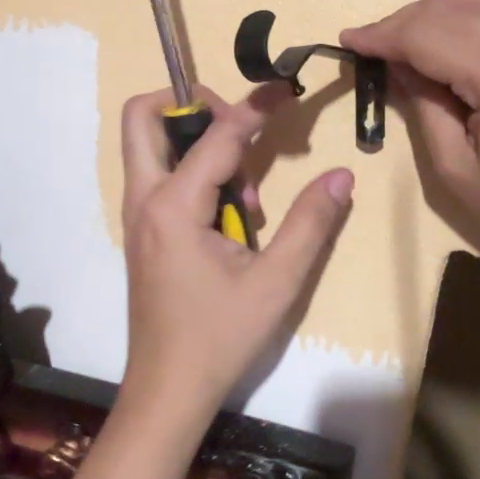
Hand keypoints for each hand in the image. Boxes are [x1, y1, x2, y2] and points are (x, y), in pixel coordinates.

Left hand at [119, 84, 353, 420]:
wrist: (169, 388)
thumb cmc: (221, 337)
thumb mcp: (278, 282)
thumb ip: (311, 223)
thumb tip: (342, 175)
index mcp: (173, 206)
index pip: (217, 134)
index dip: (257, 106)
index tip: (288, 90)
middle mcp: (143, 200)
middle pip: (143, 115)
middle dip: (192, 103)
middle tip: (240, 125)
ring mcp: (137, 217)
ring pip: (148, 146)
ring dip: (194, 143)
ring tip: (246, 192)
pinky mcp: (143, 234)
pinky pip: (159, 177)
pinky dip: (191, 173)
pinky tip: (231, 218)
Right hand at [341, 0, 479, 286]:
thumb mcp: (459, 171)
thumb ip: (425, 108)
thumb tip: (401, 67)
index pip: (423, 33)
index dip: (380, 35)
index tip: (346, 41)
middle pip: (450, 9)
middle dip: (403, 24)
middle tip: (371, 49)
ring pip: (479, 11)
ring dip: (436, 25)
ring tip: (404, 53)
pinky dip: (471, 32)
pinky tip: (454, 58)